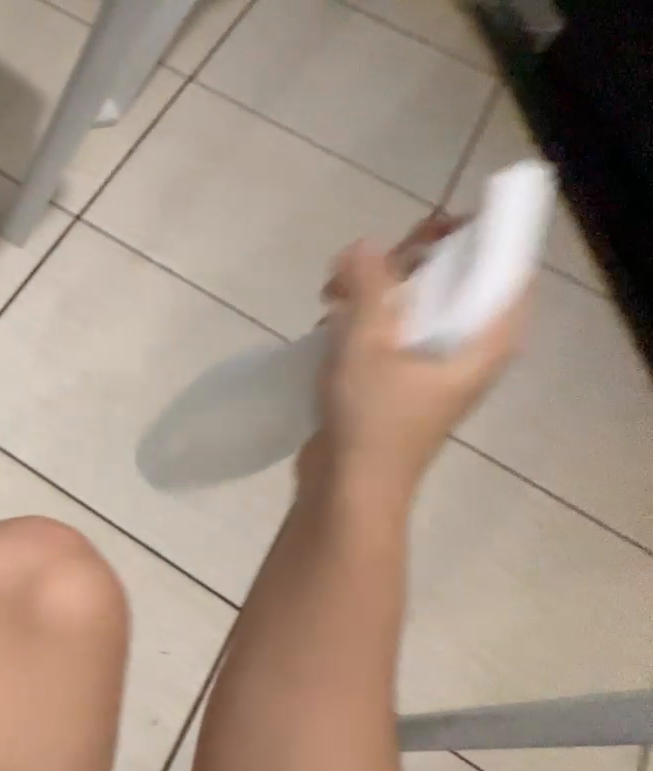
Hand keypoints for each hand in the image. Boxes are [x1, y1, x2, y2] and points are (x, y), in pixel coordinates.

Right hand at [309, 223, 526, 498]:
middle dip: (405, 266)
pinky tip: (327, 328)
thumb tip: (360, 245)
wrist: (349, 486)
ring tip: (328, 298)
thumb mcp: (365, 345)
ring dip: (375, 295)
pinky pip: (391, 336)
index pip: (500, 265)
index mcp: (487, 336)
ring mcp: (434, 369)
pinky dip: (364, 323)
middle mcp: (472, 348)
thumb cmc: (370, 418)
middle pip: (453, 284)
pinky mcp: (400, 385)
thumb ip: (367, 289)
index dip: (470, 235)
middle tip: (356, 265)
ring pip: (416, 310)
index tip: (423, 226)